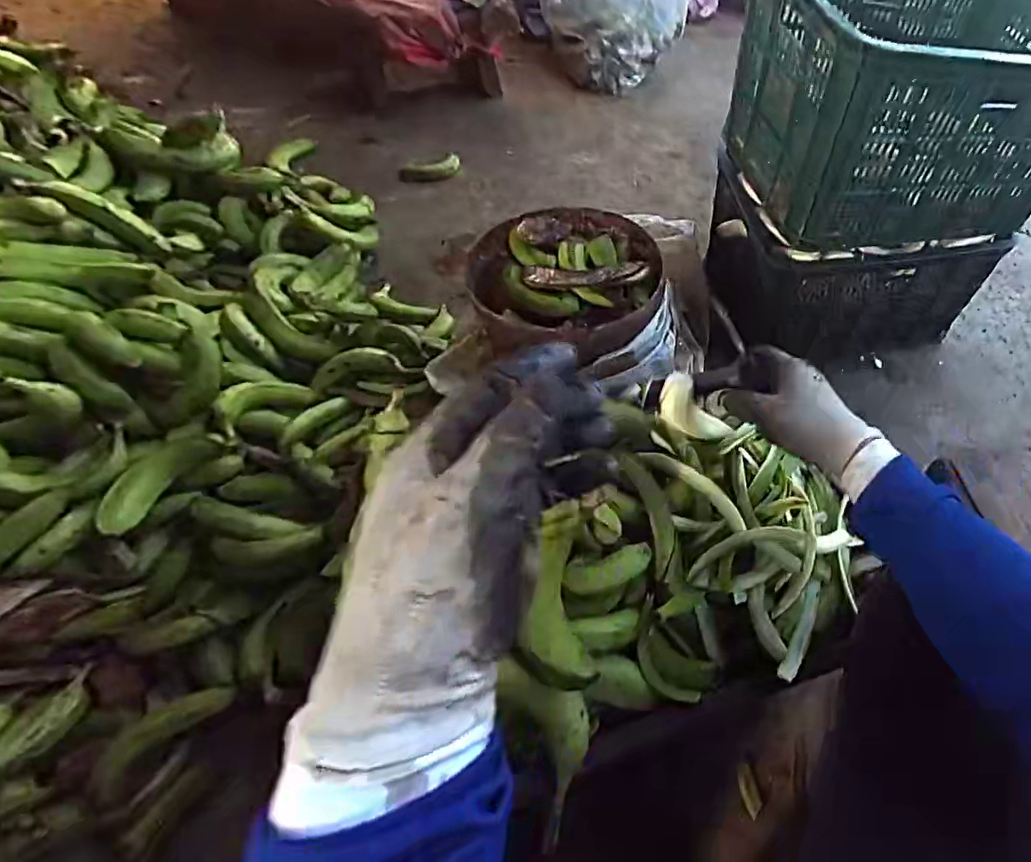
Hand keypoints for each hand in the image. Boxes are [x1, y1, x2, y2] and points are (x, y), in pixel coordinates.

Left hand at [284, 343, 612, 793]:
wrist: (422, 673)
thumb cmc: (433, 575)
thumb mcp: (470, 497)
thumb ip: (512, 434)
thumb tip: (553, 378)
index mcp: (433, 447)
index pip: (486, 390)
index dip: (529, 370)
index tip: (574, 356)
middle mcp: (461, 463)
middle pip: (518, 415)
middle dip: (560, 402)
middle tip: (603, 401)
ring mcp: (489, 494)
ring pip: (538, 447)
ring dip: (574, 435)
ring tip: (609, 433)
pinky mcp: (513, 526)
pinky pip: (550, 484)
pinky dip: (578, 473)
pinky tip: (605, 471)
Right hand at [721, 346, 878, 479]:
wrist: (845, 447)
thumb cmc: (803, 424)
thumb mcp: (766, 414)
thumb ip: (740, 402)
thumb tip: (721, 396)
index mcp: (789, 365)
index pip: (759, 353)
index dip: (740, 362)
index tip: (727, 379)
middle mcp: (803, 370)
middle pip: (769, 369)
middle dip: (750, 383)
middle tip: (734, 399)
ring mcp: (814, 387)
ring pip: (781, 386)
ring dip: (764, 397)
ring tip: (750, 414)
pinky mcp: (821, 404)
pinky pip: (792, 399)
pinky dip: (778, 407)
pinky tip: (773, 424)